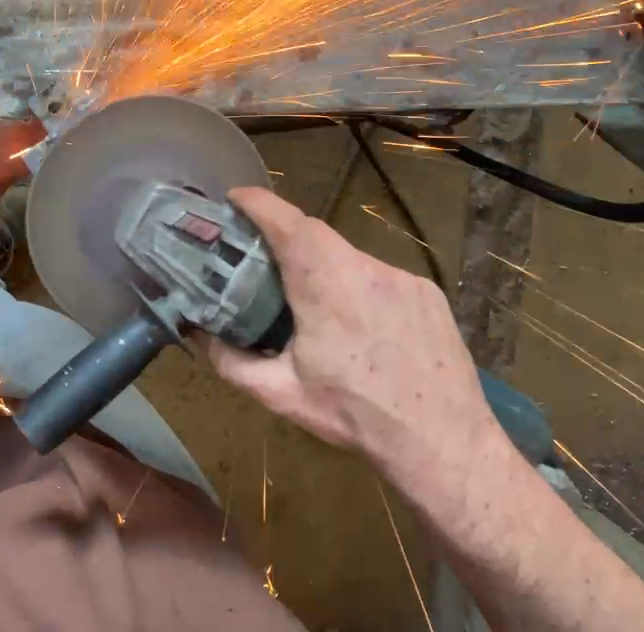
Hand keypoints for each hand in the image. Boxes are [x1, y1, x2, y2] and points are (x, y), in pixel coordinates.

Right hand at [204, 188, 501, 483]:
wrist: (445, 444)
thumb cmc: (355, 416)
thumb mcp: (280, 394)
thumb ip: (230, 360)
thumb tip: (198, 333)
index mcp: (326, 285)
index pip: (287, 223)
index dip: (257, 203)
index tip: (233, 199)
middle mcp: (366, 268)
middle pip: (315, 234)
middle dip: (283, 236)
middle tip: (258, 257)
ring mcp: (402, 278)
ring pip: (347, 256)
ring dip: (322, 268)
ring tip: (310, 304)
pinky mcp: (428, 292)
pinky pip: (378, 275)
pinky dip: (356, 286)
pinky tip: (358, 325)